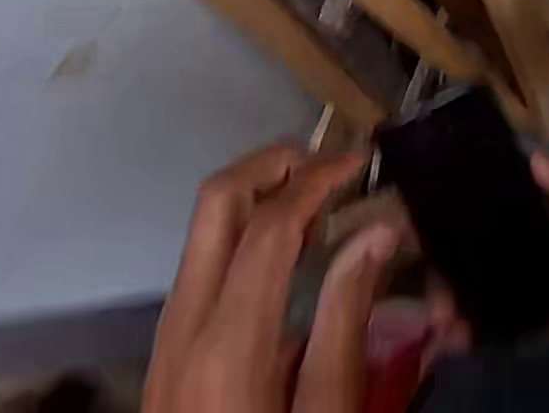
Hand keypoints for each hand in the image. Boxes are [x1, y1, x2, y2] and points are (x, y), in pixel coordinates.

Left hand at [144, 145, 400, 412]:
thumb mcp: (326, 412)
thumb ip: (347, 316)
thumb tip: (379, 230)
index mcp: (227, 340)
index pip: (271, 222)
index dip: (319, 178)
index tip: (360, 162)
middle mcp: (184, 320)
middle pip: (216, 200)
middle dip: (275, 162)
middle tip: (328, 163)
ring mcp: (169, 330)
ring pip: (207, 222)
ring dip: (263, 189)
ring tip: (319, 195)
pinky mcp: (171, 343)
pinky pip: (208, 253)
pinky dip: (250, 223)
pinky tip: (293, 245)